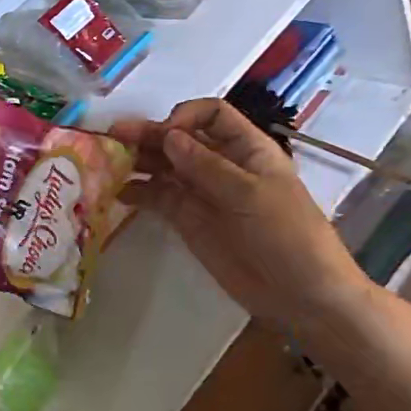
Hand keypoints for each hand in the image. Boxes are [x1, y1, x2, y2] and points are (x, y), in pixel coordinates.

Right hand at [110, 100, 370, 330]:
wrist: (303, 295)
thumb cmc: (288, 234)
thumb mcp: (251, 195)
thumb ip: (207, 167)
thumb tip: (169, 136)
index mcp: (247, 148)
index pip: (212, 115)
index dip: (186, 116)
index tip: (166, 134)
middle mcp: (221, 164)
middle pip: (181, 139)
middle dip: (150, 135)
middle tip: (113, 136)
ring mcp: (204, 194)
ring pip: (166, 167)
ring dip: (139, 161)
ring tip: (107, 162)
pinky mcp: (191, 222)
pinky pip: (161, 199)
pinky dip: (139, 193)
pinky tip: (118, 193)